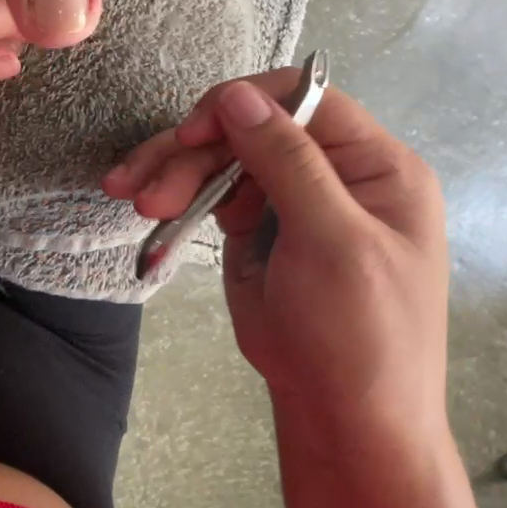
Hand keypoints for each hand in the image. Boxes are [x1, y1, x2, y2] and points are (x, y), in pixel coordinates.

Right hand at [103, 70, 449, 429]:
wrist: (340, 413)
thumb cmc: (360, 332)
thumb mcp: (332, 242)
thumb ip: (287, 162)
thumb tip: (237, 95)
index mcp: (374, 166)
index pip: (304, 101)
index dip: (242, 105)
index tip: (191, 133)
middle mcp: (329, 171)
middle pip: (245, 130)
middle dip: (189, 155)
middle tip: (146, 193)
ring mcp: (286, 196)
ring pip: (215, 157)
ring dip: (169, 174)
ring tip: (132, 201)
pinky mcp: (250, 222)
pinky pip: (203, 189)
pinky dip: (171, 195)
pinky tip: (144, 209)